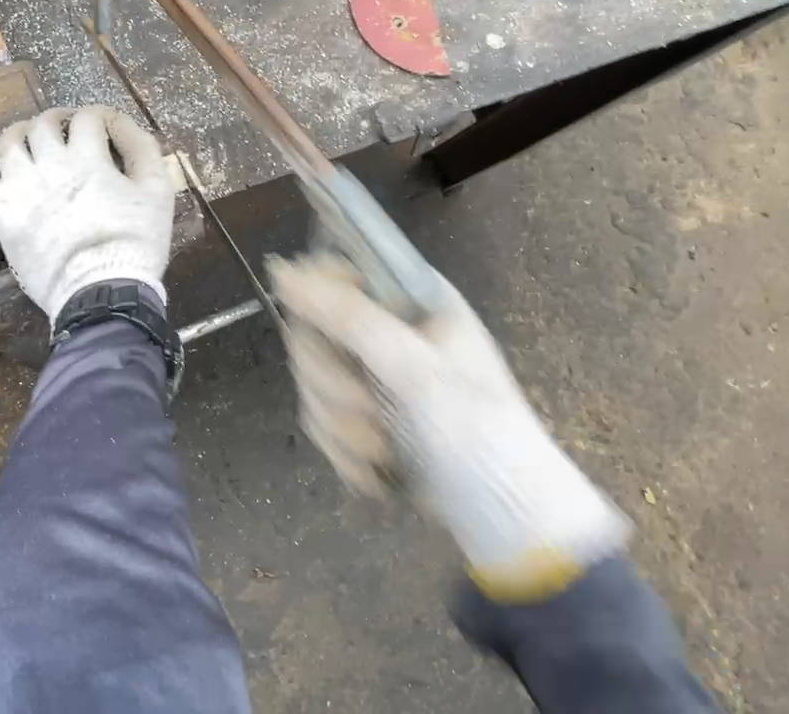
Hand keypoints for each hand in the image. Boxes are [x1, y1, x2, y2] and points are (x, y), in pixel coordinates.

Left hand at [0, 106, 172, 321]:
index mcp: (87, 157)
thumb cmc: (134, 244)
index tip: (103, 126)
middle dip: (57, 120)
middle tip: (64, 130)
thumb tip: (122, 125)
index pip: (88, 117)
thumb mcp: (157, 192)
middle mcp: (49, 163)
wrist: (100, 292)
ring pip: (9, 142)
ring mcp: (19, 187)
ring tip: (28, 139)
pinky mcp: (0, 213)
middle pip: (44, 124)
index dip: (98, 116)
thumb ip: (142, 150)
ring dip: (20, 133)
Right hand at [268, 253, 630, 600]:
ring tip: (381, 449)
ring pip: (310, 379)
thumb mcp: (414, 368)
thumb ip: (348, 316)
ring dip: (340, 424)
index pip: (335, 271)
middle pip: (311, 332)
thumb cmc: (476, 433)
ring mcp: (372, 373)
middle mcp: (388, 328)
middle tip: (369, 410)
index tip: (331, 337)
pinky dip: (342, 447)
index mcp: (411, 300)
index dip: (321, 301)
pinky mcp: (360, 414)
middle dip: (332, 384)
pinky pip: (318, 415)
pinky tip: (374, 467)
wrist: (505, 518)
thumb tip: (283, 270)